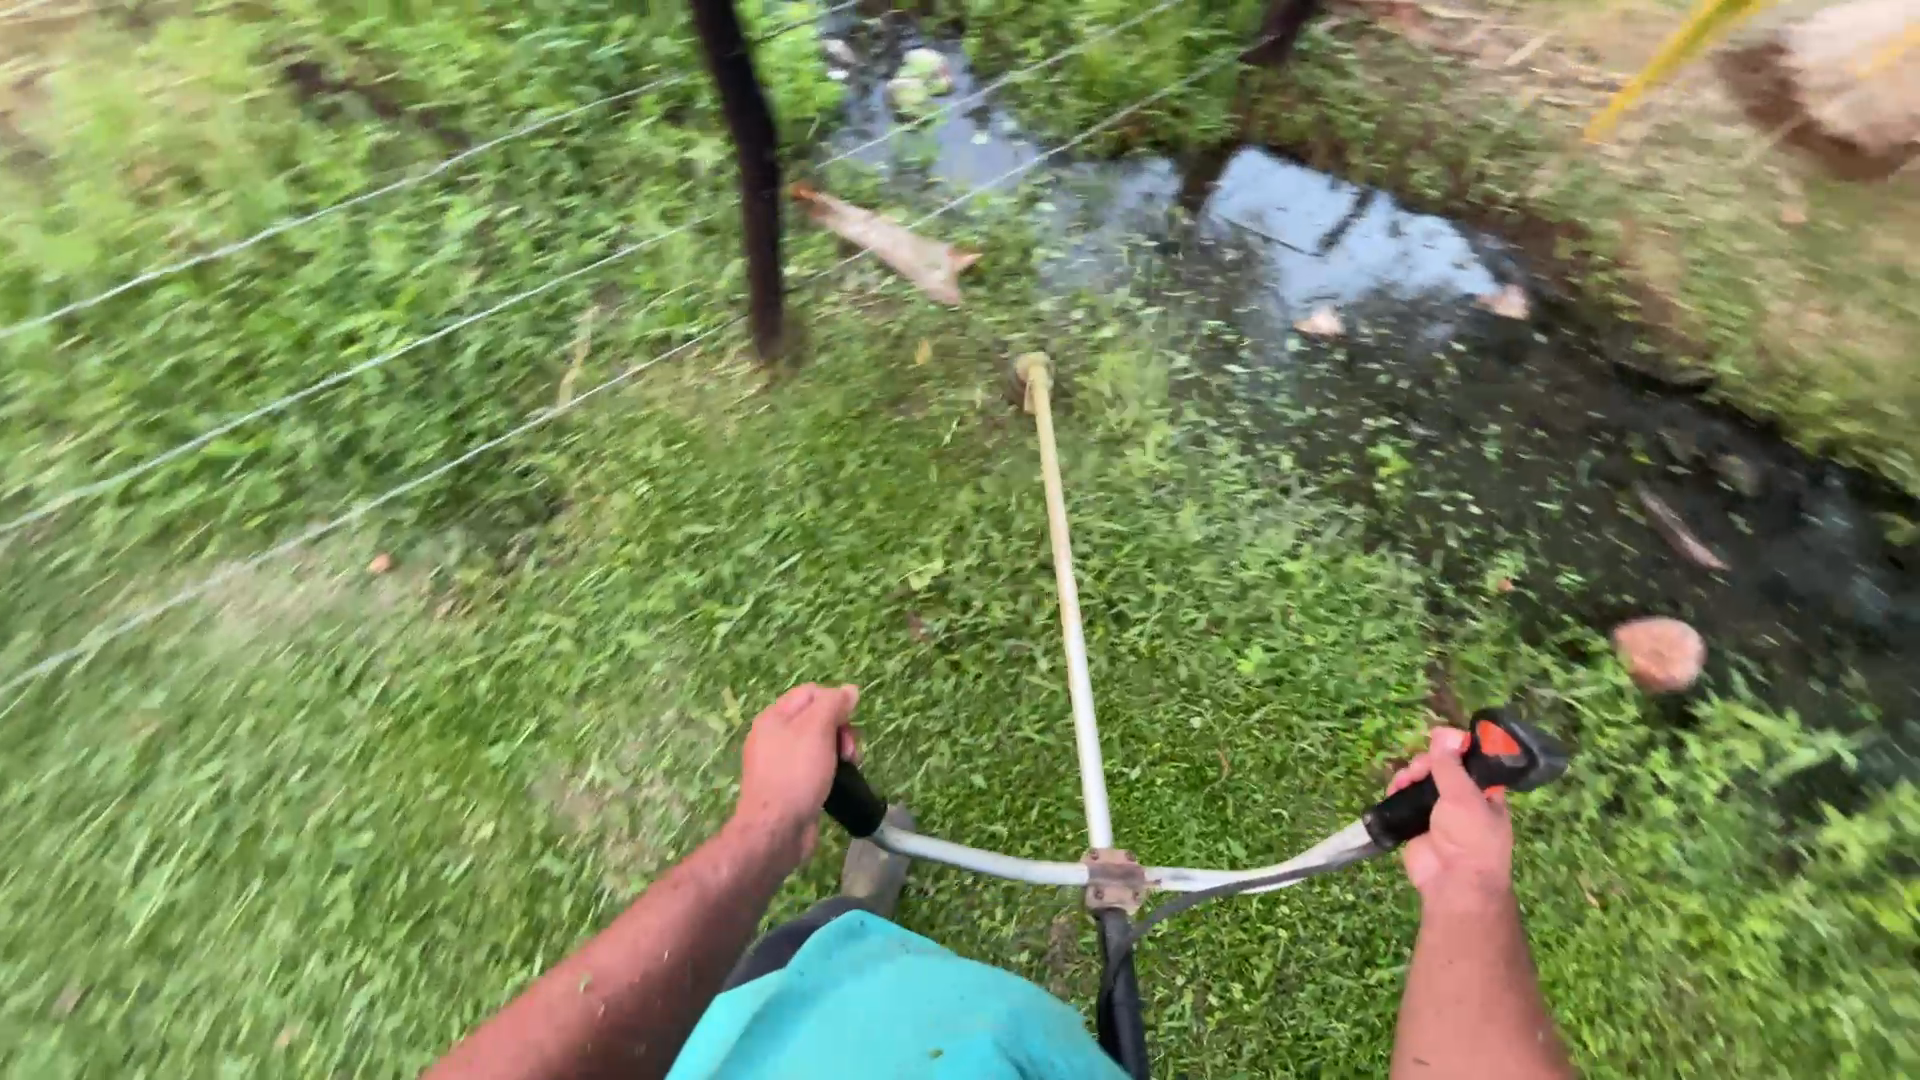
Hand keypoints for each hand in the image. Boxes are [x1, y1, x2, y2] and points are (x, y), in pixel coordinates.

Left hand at [731, 683, 860, 868]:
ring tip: (849, 767)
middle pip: (817, 717)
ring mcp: (781, 763)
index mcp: (774, 717)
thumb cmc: (795, 773)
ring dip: (839, 750)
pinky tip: (838, 781)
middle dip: (840, 729)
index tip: (848, 722)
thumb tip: (849, 690)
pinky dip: (830, 769)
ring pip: (819, 743)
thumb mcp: (817, 729)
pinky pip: (815, 766)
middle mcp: (774, 736)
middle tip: (849, 751)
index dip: (834, 702)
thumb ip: (833, 704)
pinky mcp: (790, 785)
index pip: (811, 693)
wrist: (776, 831)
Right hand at [1386, 726, 1513, 910]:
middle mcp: (1463, 800)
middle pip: (1440, 768)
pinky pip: (1406, 798)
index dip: (1453, 749)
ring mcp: (1439, 812)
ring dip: (1409, 776)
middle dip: (1425, 764)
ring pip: (1421, 781)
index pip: (1470, 762)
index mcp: (1485, 793)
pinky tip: (1393, 791)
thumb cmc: (1469, 837)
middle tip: (1418, 770)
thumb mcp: (1463, 796)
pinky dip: (1398, 791)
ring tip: (1401, 783)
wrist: (1452, 880)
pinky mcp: (1418, 822)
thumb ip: (1450, 764)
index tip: (1437, 742)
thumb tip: (1445, 731)